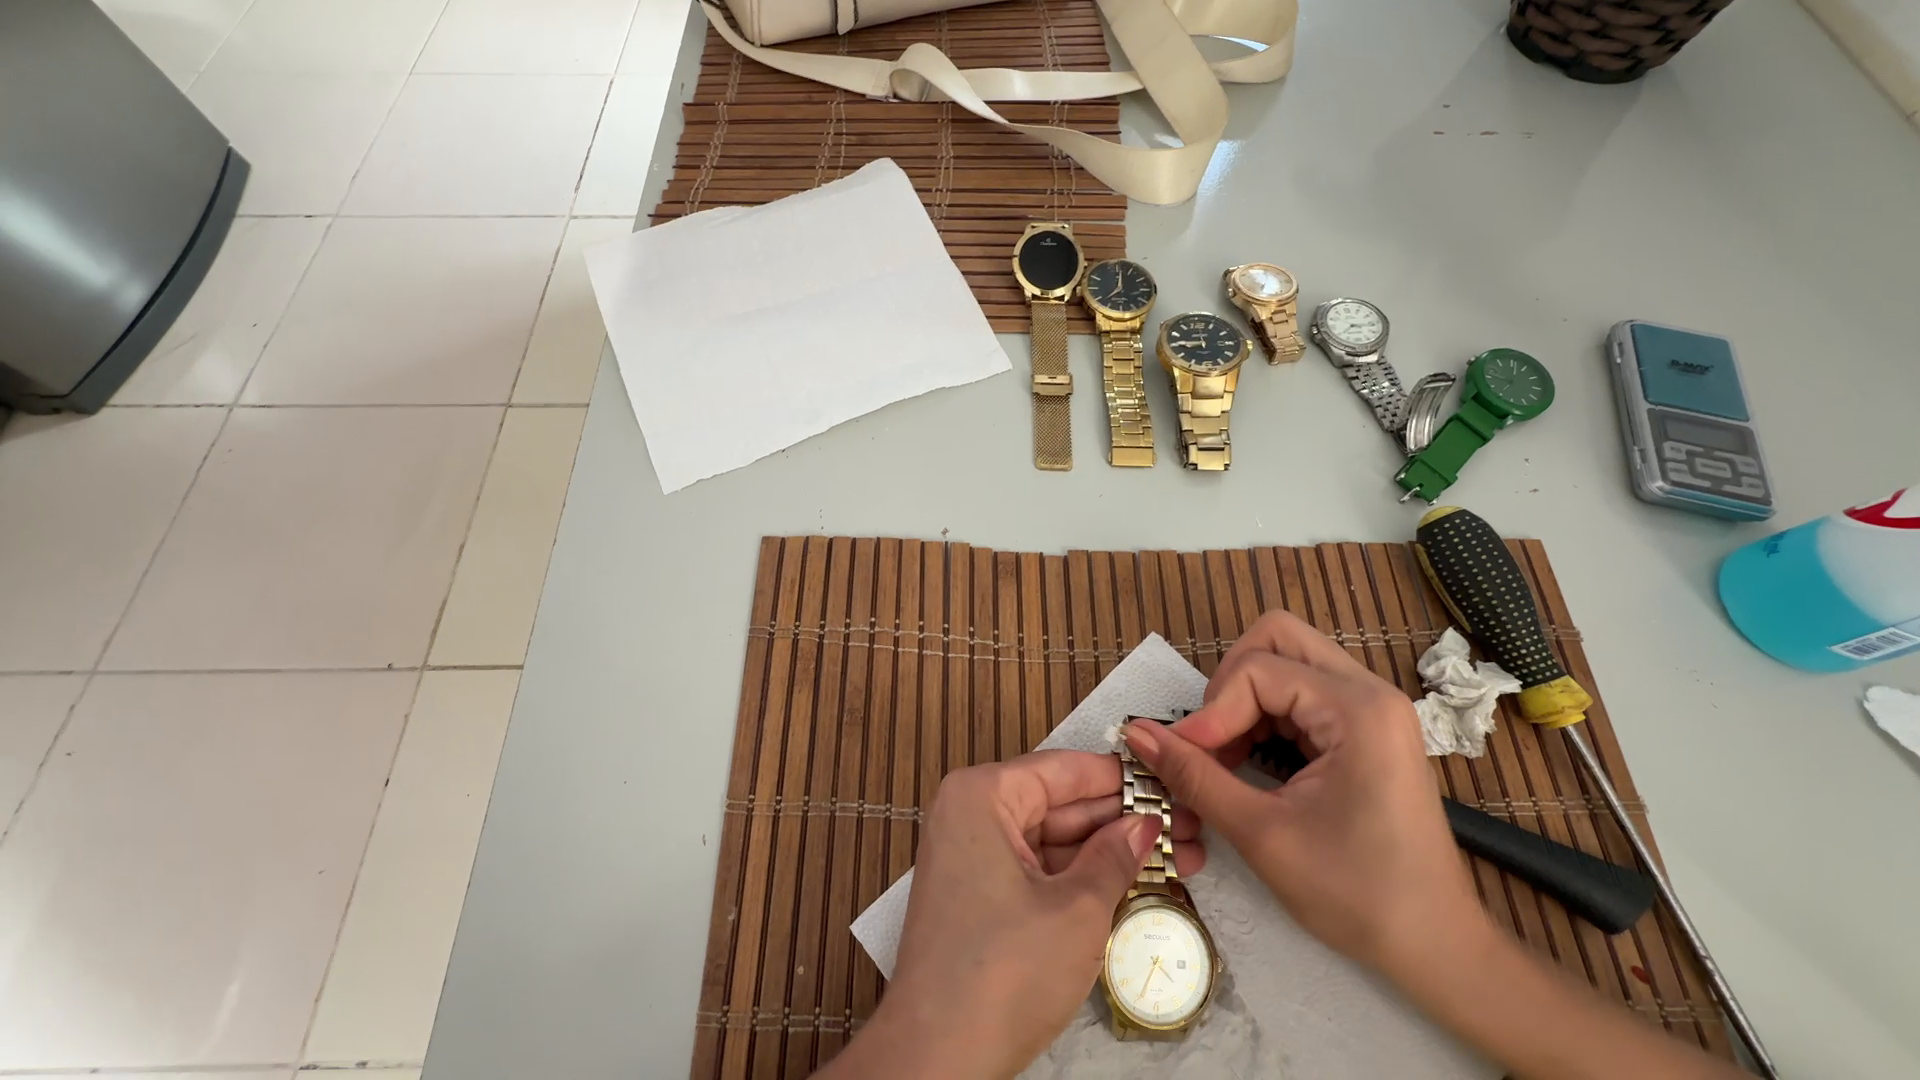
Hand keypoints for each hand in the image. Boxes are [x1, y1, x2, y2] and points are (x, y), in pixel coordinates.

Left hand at [821, 750, 1201, 1079]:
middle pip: (1062, 804)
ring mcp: (975, 856)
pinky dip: (1085, 876)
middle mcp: (973, 813)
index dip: (1124, 777)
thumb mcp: (1076, 910)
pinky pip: (1041, 870)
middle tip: (1189, 823)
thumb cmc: (1005, 972)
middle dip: (1126, 818)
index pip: (1066, 770)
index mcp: (983, 795)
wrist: (938, 1058)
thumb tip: (1146, 823)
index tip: (1173, 780)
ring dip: (1113, 851)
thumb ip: (1115, 857)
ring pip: (1057, 840)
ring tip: (1183, 854)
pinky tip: (1137, 880)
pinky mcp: (982, 895)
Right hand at [1122, 611, 1481, 980]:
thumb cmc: (1355, 894)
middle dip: (1228, 683)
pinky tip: (1247, 763)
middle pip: (1277, 639)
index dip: (1210, 711)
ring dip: (1243, 701)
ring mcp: (1371, 708)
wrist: (1433, 945)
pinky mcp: (1364, 729)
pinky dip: (1263, 717)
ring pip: (1285, 663)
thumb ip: (1194, 776)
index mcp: (1358, 709)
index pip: (1257, 670)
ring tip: (1222, 758)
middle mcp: (1369, 692)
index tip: (1182, 757)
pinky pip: (1299, 693)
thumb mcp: (1262, 834)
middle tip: (1209, 738)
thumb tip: (1136, 733)